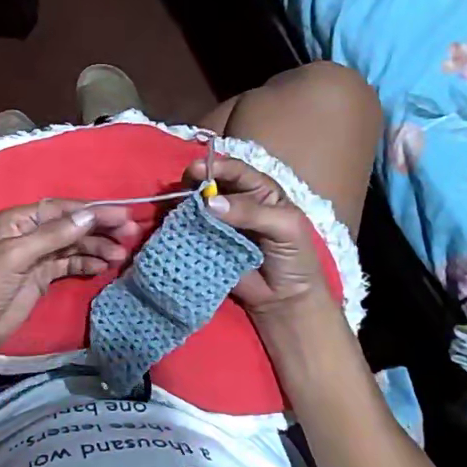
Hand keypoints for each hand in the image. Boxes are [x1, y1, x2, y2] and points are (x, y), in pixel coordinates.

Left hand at [0, 199, 141, 355]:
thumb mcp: (17, 256)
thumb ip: (54, 235)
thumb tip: (88, 215)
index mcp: (19, 220)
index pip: (62, 209)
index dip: (92, 211)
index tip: (121, 214)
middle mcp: (30, 232)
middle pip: (72, 225)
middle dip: (100, 228)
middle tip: (130, 233)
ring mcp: (38, 255)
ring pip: (75, 245)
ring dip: (98, 247)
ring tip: (121, 255)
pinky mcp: (44, 276)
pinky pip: (71, 263)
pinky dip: (88, 263)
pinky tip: (105, 265)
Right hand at [186, 155, 331, 319]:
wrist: (285, 299)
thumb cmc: (294, 258)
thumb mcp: (284, 227)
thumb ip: (251, 211)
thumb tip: (210, 202)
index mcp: (260, 191)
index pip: (236, 171)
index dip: (216, 167)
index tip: (197, 170)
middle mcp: (236, 202)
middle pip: (211, 185)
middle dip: (195, 183)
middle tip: (182, 188)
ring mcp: (219, 224)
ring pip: (197, 207)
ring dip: (185, 205)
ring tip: (173, 207)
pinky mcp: (206, 244)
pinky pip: (191, 232)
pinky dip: (180, 227)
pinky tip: (172, 226)